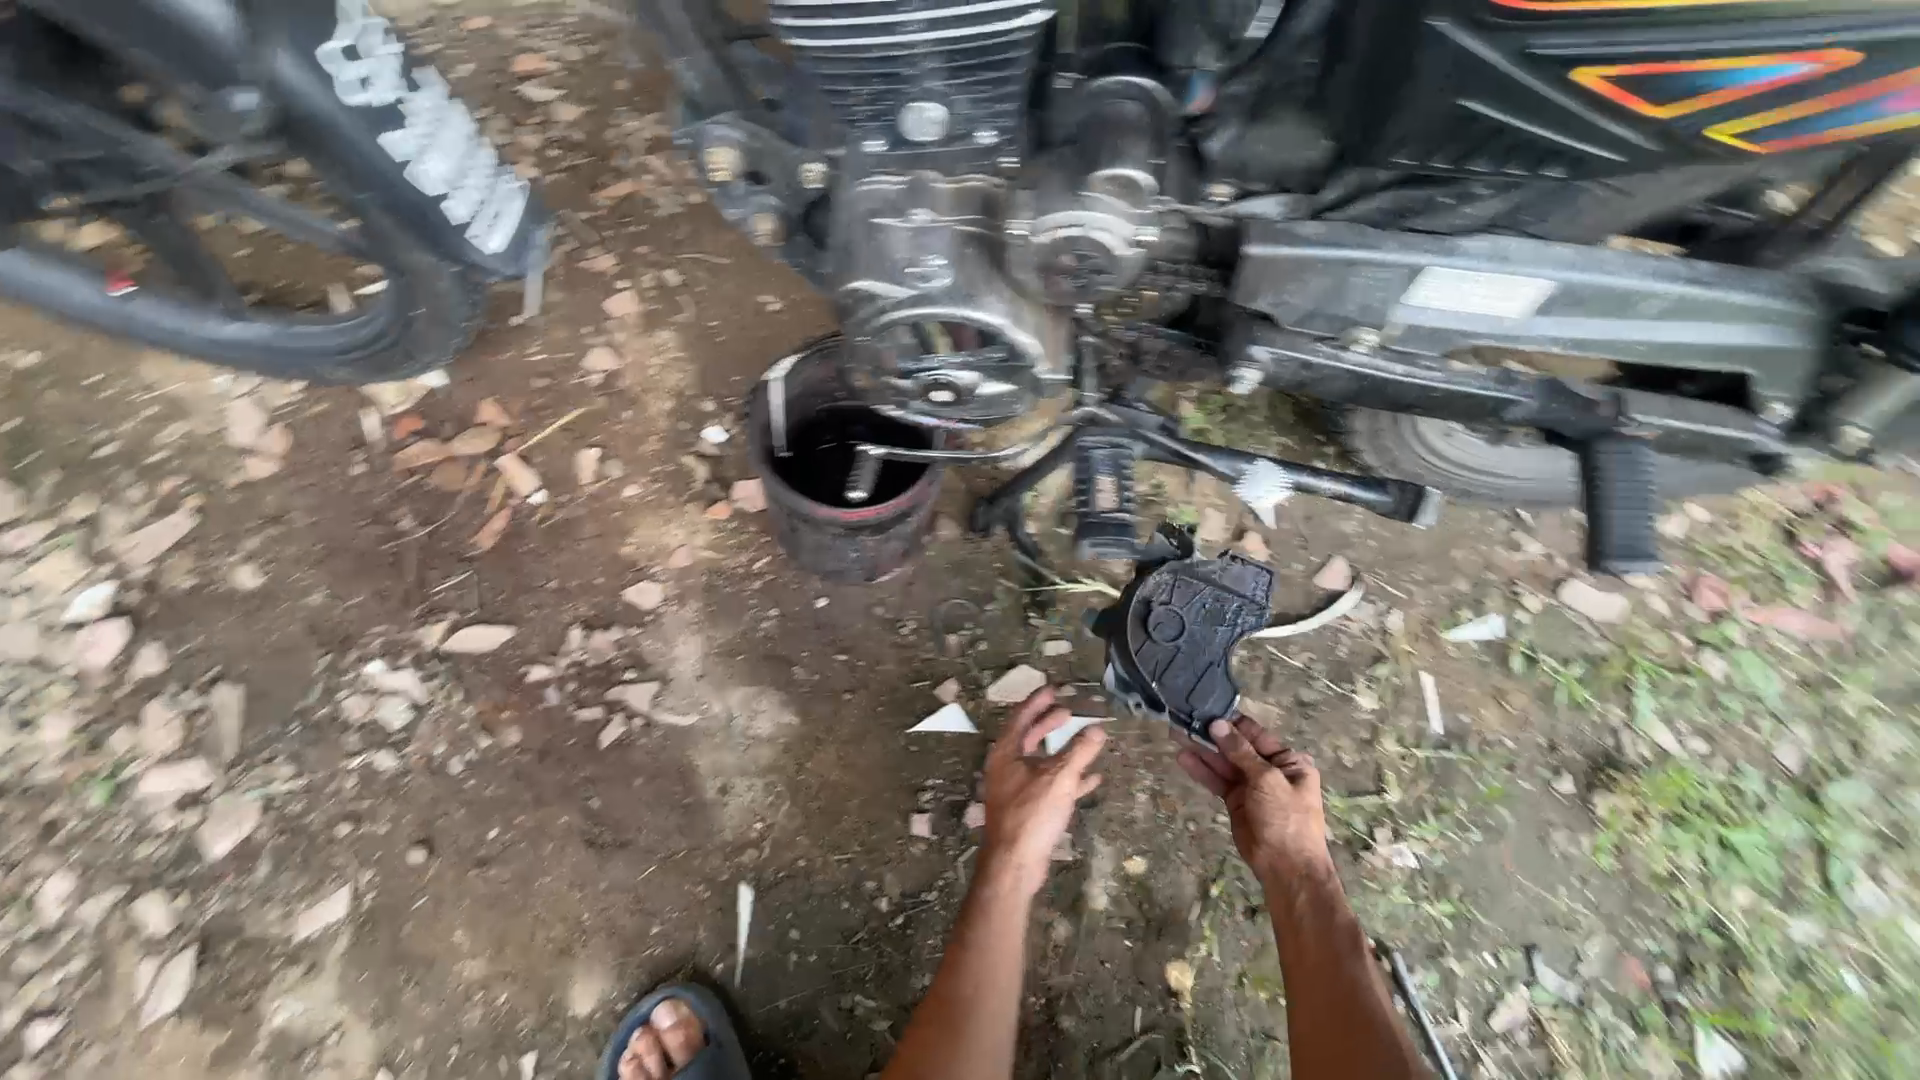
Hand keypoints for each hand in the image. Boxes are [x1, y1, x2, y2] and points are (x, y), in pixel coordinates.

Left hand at [978, 686, 1107, 895]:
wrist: (1014, 864)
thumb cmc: (1031, 814)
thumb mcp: (1059, 778)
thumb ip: (1079, 752)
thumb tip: (1098, 729)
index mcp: (1006, 753)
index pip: (1020, 717)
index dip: (1037, 702)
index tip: (1053, 689)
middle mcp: (1006, 767)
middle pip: (1028, 737)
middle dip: (1048, 723)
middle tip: (1067, 711)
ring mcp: (1015, 789)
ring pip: (1040, 762)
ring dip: (1061, 750)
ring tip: (1082, 739)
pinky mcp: (1027, 809)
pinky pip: (1049, 785)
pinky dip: (1068, 778)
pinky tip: (1091, 778)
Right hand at [1176, 716, 1329, 884]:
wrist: (1286, 866)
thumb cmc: (1286, 818)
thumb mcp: (1267, 779)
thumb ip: (1241, 751)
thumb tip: (1218, 724)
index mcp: (1288, 761)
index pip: (1255, 735)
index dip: (1232, 723)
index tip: (1207, 709)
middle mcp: (1269, 770)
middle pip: (1236, 747)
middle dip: (1211, 735)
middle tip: (1184, 719)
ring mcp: (1251, 786)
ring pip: (1223, 763)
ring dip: (1202, 750)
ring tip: (1176, 734)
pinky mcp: (1235, 801)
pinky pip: (1217, 781)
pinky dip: (1201, 770)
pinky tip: (1183, 758)